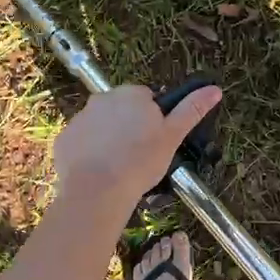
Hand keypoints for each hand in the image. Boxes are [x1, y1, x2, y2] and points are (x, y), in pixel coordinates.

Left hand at [52, 84, 221, 209]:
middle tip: (139, 155)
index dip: (152, 120)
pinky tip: (98, 171)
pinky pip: (81, 141)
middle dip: (129, 126)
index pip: (146, 99)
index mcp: (131, 94)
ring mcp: (80, 118)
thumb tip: (215, 89)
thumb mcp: (172, 136)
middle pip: (121, 109)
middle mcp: (102, 98)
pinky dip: (89, 152)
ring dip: (109, 138)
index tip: (154, 142)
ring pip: (100, 125)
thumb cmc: (141, 161)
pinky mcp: (64, 138)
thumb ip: (192, 109)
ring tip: (118, 166)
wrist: (97, 190)